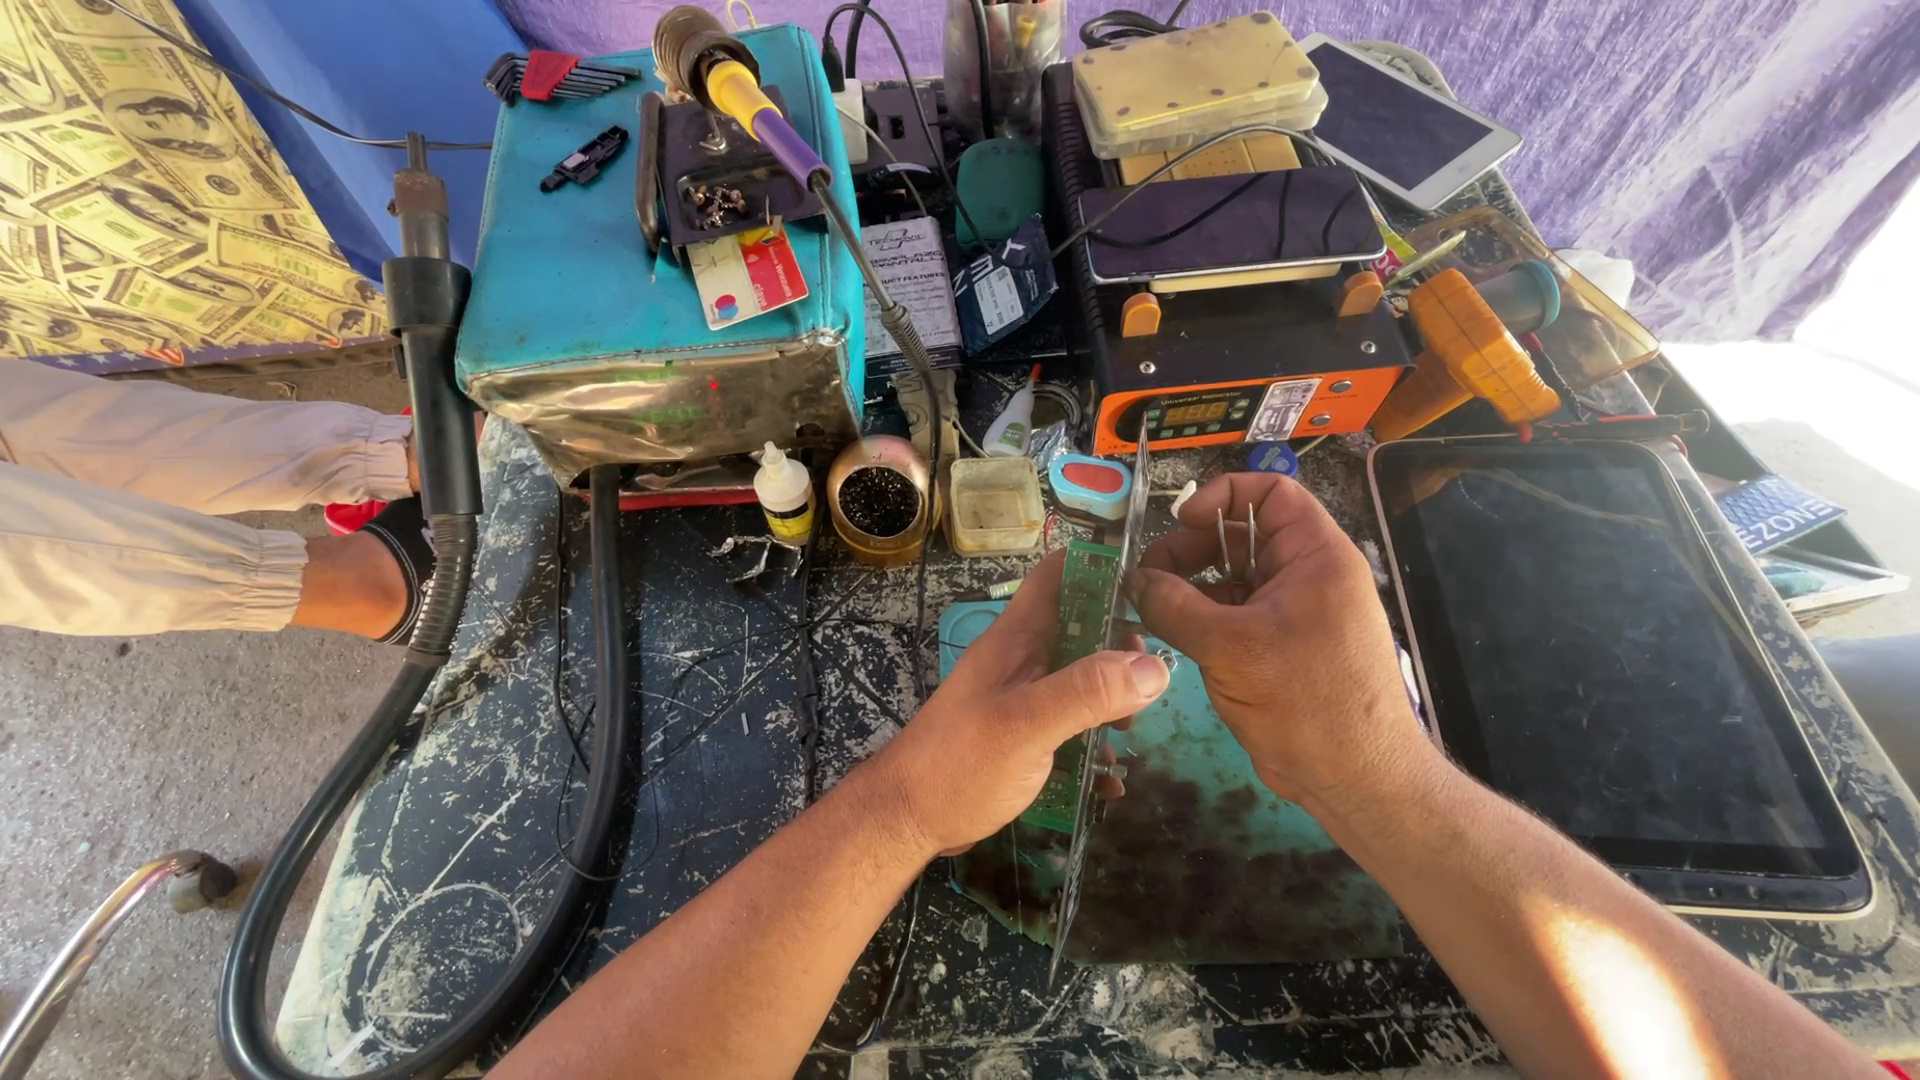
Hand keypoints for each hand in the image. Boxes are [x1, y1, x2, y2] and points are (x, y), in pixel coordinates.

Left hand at [859, 551, 1169, 856]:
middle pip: (1081, 628)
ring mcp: (1022, 697)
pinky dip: (1093, 744)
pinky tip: (1109, 779)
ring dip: (1111, 699)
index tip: (1148, 587)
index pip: (1057, 575)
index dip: (1100, 568)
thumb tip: (1154, 666)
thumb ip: (1087, 693)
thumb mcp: (1026, 725)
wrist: (907, 819)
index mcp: (1017, 638)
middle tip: (1154, 676)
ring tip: (1131, 730)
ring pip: (1080, 679)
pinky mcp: (1025, 735)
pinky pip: (1071, 726)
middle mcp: (1022, 659)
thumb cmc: (959, 763)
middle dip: (1120, 645)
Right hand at [1129, 473, 1439, 813]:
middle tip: (1149, 576)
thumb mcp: (1230, 647)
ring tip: (1149, 604)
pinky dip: (1196, 615)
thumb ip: (1174, 605)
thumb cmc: (1305, 700)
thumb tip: (1134, 580)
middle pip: (1240, 535)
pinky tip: (1166, 629)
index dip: (1222, 495)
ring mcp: (1287, 612)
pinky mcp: (1271, 645)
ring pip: (1229, 577)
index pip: (1271, 493)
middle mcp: (1303, 574)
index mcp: (1314, 556)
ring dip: (1187, 584)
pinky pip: (1228, 613)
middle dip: (1190, 547)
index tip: (1180, 521)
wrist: (1353, 779)